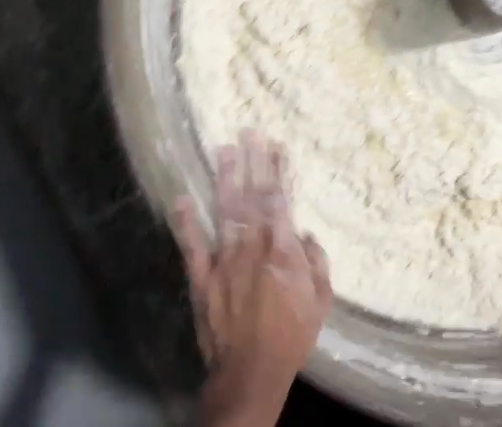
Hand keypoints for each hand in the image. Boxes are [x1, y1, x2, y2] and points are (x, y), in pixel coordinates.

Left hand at [171, 130, 331, 419]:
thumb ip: (315, 261)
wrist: (251, 371)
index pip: (280, 199)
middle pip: (253, 195)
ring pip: (224, 210)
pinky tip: (180, 198)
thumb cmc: (292, 336)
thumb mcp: (321, 299)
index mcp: (283, 249)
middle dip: (253, 161)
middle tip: (250, 131)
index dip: (279, 170)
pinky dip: (185, 221)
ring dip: (224, 177)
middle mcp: (253, 245)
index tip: (277, 144)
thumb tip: (304, 234)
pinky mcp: (201, 278)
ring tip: (223, 148)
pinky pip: (192, 245)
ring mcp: (224, 259)